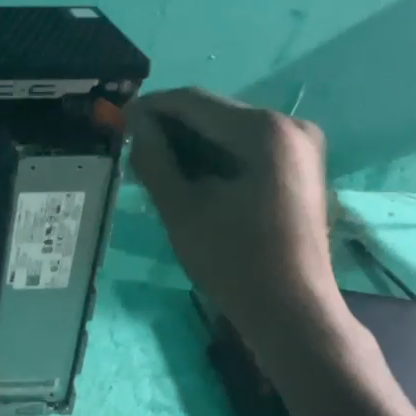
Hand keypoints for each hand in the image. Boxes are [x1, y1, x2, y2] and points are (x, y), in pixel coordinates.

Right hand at [125, 87, 340, 356]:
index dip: (149, 108)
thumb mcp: (180, 207)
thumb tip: (135, 122)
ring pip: (226, 129)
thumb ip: (153, 157)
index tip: (116, 122)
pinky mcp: (299, 166)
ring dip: (189, 143)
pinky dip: (214, 156)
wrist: (293, 314)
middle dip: (169, 128)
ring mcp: (299, 145)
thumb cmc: (233, 261)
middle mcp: (288, 125)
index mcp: (263, 131)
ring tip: (154, 167)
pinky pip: (245, 146)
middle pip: (212, 112)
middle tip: (132, 150)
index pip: (192, 101)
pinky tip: (189, 178)